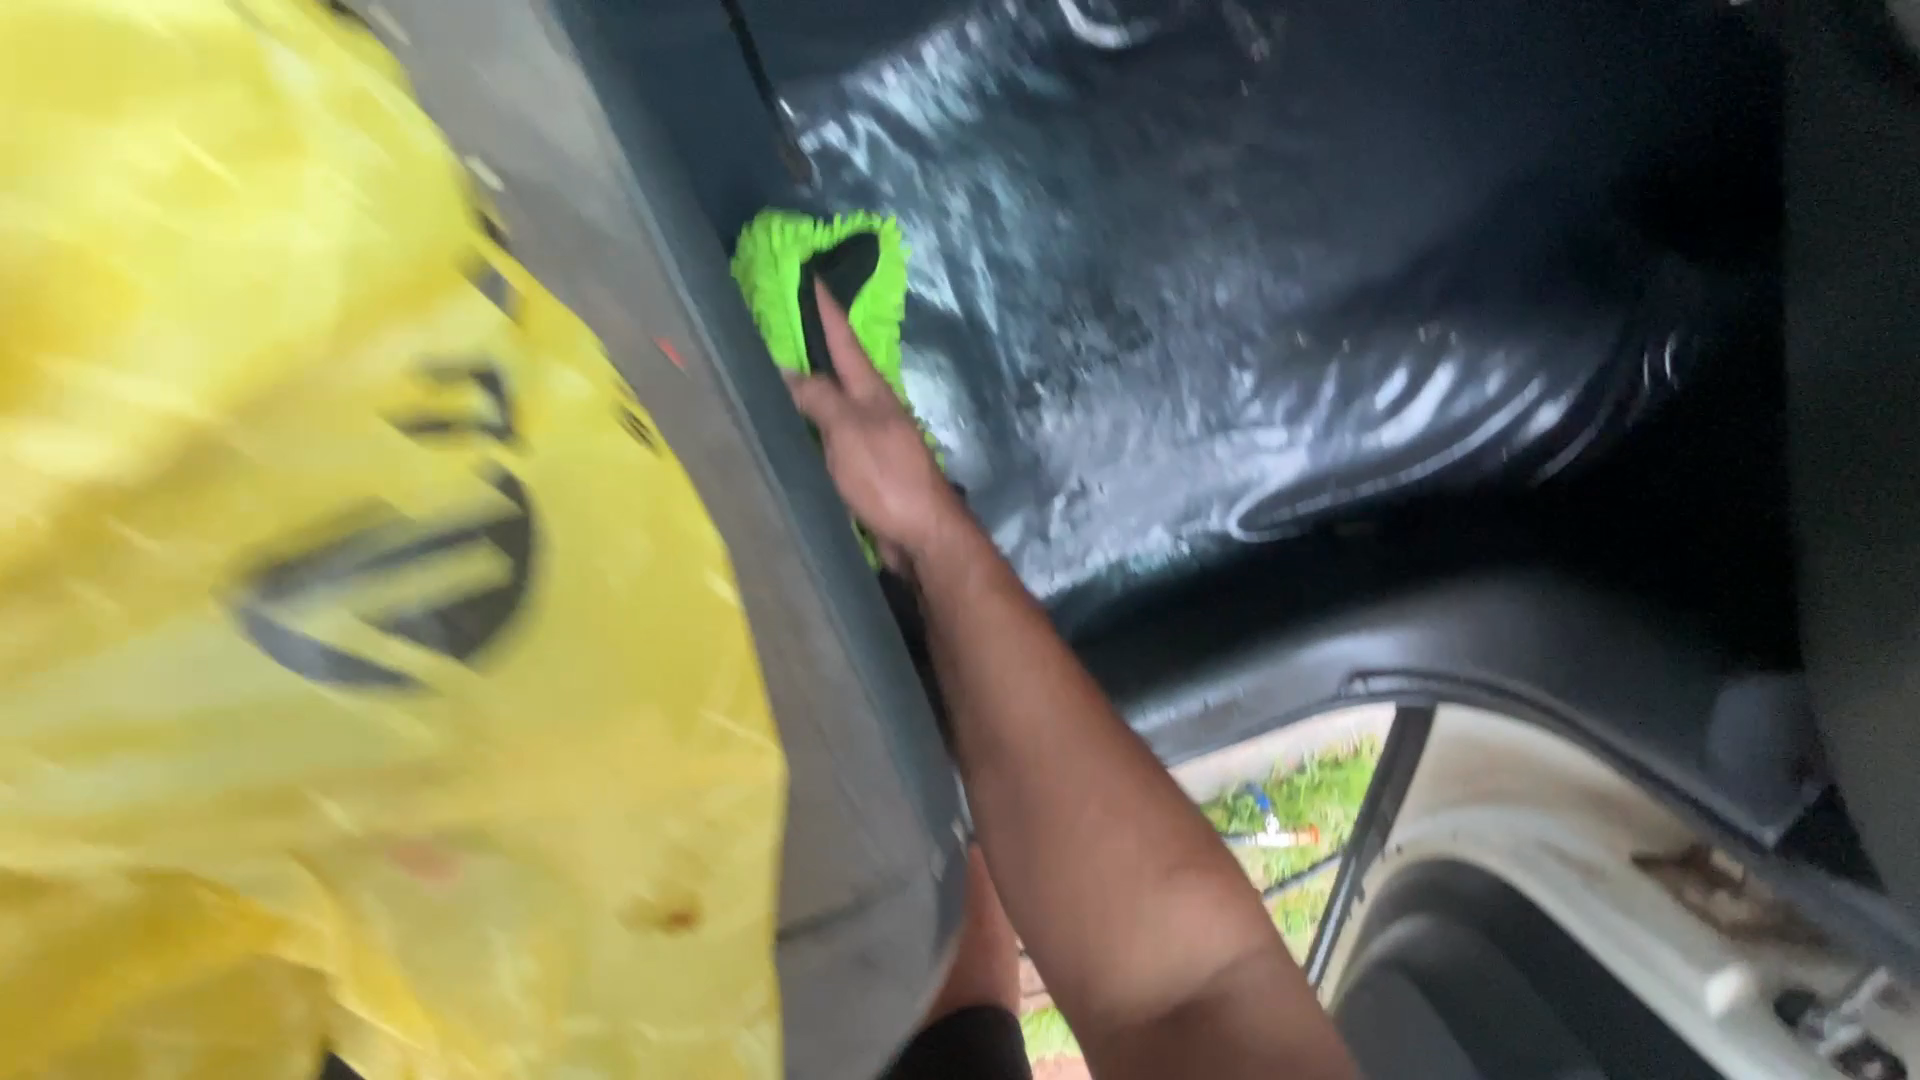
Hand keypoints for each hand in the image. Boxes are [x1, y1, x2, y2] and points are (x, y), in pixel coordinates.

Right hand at [787, 279, 972, 570]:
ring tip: (769, 374)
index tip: (811, 276)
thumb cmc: (887, 476)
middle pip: (836, 371)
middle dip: (810, 347)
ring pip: (830, 406)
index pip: (844, 340)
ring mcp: (868, 440)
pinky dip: (807, 428)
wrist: (920, 533)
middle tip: (775, 323)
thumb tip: (787, 371)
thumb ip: (818, 397)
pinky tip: (788, 429)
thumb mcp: (849, 429)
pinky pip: (827, 439)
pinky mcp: (862, 470)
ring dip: (805, 389)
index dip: (826, 310)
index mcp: (871, 391)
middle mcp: (871, 409)